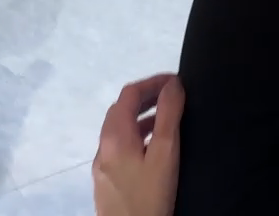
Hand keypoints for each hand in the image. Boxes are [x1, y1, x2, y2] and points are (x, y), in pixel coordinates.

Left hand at [93, 74, 183, 215]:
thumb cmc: (150, 195)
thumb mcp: (165, 152)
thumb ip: (169, 113)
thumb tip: (172, 83)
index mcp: (114, 136)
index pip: (129, 94)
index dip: (152, 82)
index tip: (176, 82)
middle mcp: (103, 148)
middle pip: (121, 109)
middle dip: (146, 96)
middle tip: (172, 96)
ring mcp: (102, 167)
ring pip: (120, 129)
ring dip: (142, 116)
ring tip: (168, 118)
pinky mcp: (106, 183)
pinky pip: (120, 147)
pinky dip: (137, 135)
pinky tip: (154, 149)